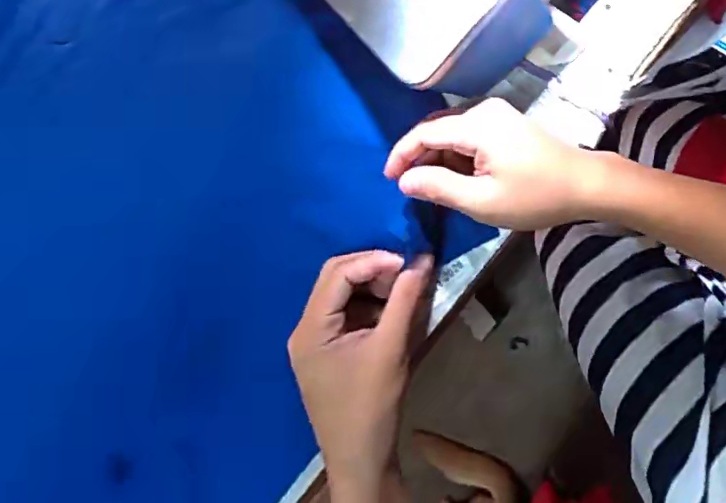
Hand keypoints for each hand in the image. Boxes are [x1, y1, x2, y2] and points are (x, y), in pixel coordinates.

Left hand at [288, 250, 432, 499]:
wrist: (361, 465)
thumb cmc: (372, 408)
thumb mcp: (390, 349)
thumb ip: (404, 301)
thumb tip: (420, 260)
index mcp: (310, 328)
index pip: (337, 274)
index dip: (372, 260)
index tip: (405, 260)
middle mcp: (304, 328)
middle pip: (335, 278)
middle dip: (370, 269)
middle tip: (403, 271)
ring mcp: (313, 341)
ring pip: (341, 293)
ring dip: (370, 286)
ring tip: (401, 289)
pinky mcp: (326, 351)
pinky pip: (345, 313)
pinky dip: (368, 304)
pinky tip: (391, 309)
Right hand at [384, 99, 602, 229]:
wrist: (585, 183)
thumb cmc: (535, 196)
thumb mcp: (483, 201)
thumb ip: (440, 188)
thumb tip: (404, 181)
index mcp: (476, 124)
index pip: (424, 132)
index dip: (401, 154)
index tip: (388, 179)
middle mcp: (483, 109)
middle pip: (436, 128)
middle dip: (418, 155)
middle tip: (407, 186)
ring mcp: (496, 113)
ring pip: (451, 131)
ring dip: (437, 156)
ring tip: (429, 186)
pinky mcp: (505, 121)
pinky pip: (467, 132)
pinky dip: (455, 153)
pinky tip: (455, 176)